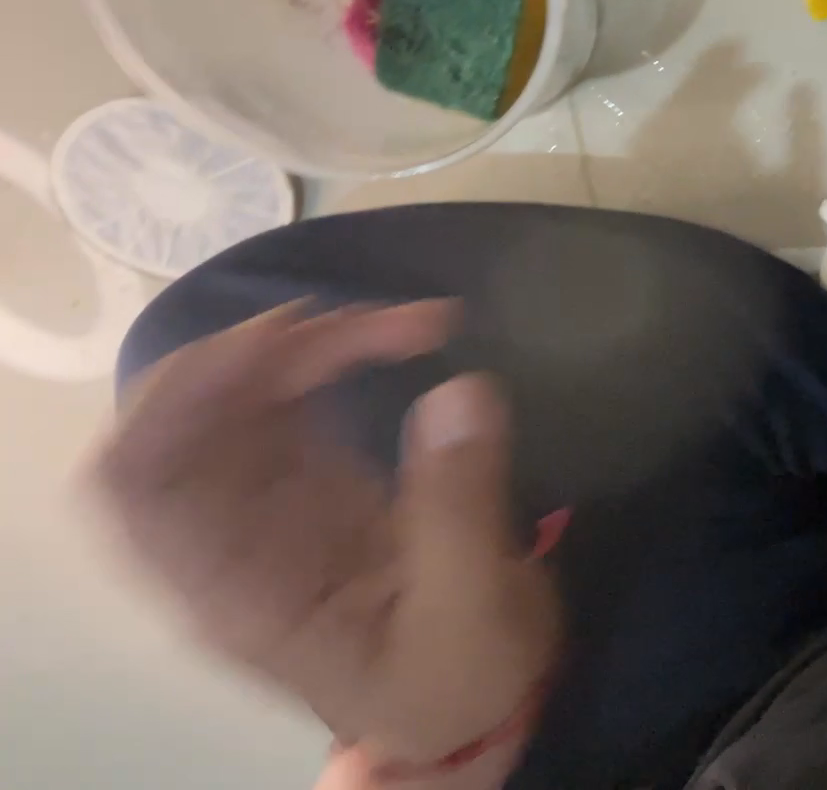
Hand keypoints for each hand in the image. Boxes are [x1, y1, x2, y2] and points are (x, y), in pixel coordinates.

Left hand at [92, 301, 560, 773]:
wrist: (479, 707)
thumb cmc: (458, 677)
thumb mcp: (465, 607)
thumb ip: (458, 503)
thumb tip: (459, 390)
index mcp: (237, 588)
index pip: (145, 481)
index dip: (185, 397)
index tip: (283, 339)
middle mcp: (239, 541)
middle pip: (194, 425)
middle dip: (263, 356)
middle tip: (363, 321)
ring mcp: (285, 512)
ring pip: (251, 409)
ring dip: (309, 351)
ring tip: (403, 322)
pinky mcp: (336, 492)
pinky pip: (306, 416)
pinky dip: (339, 368)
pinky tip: (390, 343)